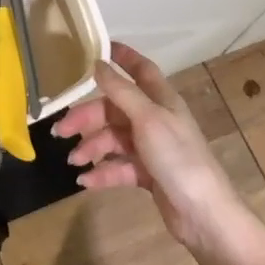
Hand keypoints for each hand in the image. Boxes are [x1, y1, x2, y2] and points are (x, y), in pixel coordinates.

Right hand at [53, 42, 238, 249]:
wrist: (203, 214)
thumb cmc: (178, 157)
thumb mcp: (147, 118)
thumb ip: (121, 91)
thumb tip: (98, 63)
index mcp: (161, 100)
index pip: (140, 69)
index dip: (122, 57)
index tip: (96, 49)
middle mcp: (155, 119)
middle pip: (115, 108)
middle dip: (87, 117)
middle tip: (61, 131)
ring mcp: (151, 148)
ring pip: (113, 138)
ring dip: (91, 147)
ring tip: (73, 161)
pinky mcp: (147, 174)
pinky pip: (119, 166)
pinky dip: (102, 172)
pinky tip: (86, 181)